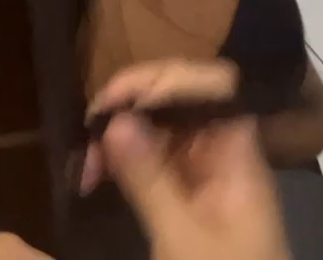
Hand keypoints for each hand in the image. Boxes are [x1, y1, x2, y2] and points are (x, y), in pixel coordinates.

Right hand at [81, 60, 289, 259]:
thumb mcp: (184, 243)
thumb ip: (148, 177)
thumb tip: (115, 117)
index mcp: (238, 158)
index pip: (213, 88)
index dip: (168, 79)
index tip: (121, 96)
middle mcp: (220, 157)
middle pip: (176, 104)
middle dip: (129, 109)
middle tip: (89, 131)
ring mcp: (200, 179)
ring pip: (154, 132)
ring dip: (116, 138)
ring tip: (85, 165)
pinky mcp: (181, 203)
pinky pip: (146, 163)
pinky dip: (118, 164)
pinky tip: (91, 176)